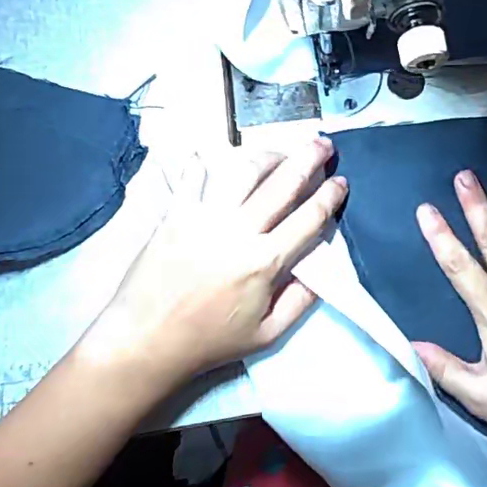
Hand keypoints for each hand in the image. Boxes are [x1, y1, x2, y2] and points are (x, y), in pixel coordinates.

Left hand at [71, 139, 347, 397]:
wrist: (145, 340)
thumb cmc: (209, 341)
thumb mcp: (268, 334)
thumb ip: (301, 301)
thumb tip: (320, 271)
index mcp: (265, 262)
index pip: (309, 218)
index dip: (330, 196)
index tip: (341, 181)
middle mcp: (239, 231)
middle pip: (283, 183)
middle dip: (309, 159)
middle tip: (323, 144)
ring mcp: (205, 217)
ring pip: (244, 171)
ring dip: (268, 155)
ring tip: (280, 153)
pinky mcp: (175, 214)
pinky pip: (193, 178)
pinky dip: (204, 163)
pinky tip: (212, 156)